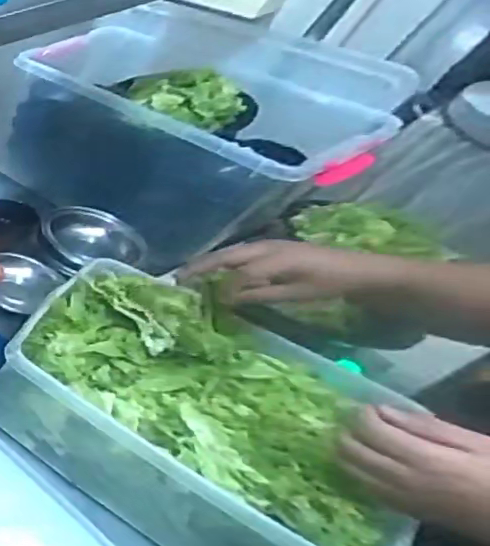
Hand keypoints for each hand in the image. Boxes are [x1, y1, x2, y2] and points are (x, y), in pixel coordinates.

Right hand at [180, 240, 402, 305]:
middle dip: (197, 268)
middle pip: (222, 257)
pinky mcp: (272, 247)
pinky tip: (216, 271)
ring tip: (190, 275)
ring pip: (227, 254)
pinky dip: (221, 262)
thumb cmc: (332, 284)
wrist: (370, 271)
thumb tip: (224, 299)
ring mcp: (267, 245)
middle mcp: (264, 247)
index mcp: (270, 258)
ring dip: (207, 264)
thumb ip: (258, 294)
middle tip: (176, 280)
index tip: (203, 300)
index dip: (217, 288)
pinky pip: (238, 254)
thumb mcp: (296, 293)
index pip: (234, 274)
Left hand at [340, 405, 489, 545]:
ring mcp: (397, 496)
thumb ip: (429, 427)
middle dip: (348, 429)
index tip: (371, 408)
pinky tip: (369, 461)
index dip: (362, 414)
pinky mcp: (401, 509)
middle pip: (347, 447)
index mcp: (425, 459)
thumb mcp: (481, 445)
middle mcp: (401, 478)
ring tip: (363, 439)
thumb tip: (384, 410)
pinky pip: (361, 484)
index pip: (369, 429)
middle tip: (363, 422)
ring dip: (345, 449)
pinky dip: (355, 468)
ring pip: (346, 466)